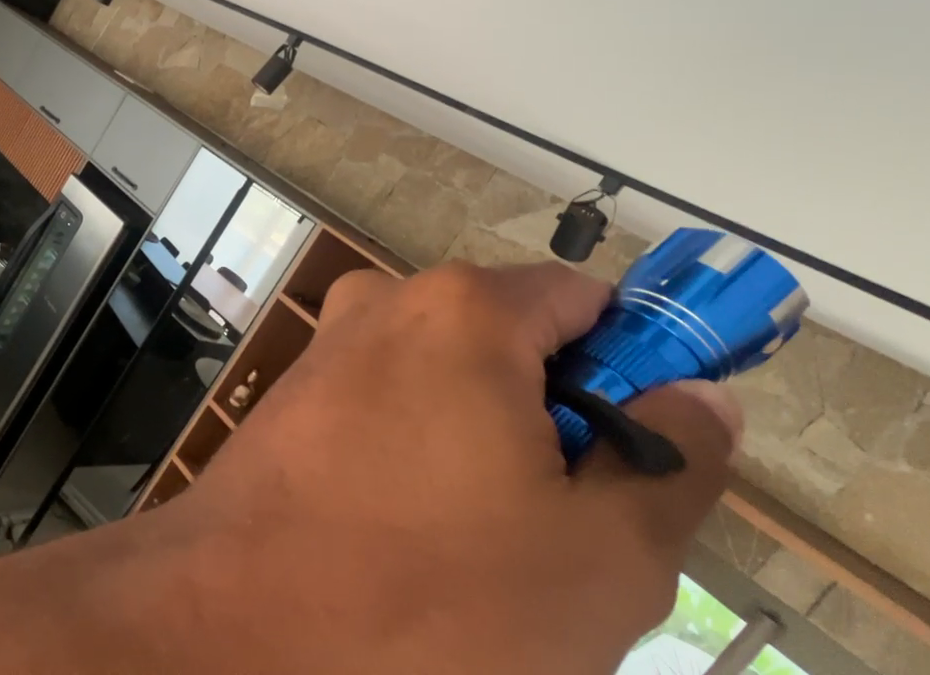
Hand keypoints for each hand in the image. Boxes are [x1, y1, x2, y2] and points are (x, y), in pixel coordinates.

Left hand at [162, 263, 741, 673]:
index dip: (640, 367)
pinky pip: (388, 412)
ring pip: (450, 386)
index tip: (650, 453)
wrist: (230, 627)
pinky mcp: (292, 401)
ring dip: (489, 452)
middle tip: (567, 527)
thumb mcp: (603, 554)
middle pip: (514, 343)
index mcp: (462, 311)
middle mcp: (385, 306)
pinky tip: (416, 541)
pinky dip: (421, 460)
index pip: (588, 302)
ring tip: (489, 551)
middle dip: (557, 421)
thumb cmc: (431, 594)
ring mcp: (328, 351)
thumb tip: (699, 395)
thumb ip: (670, 462)